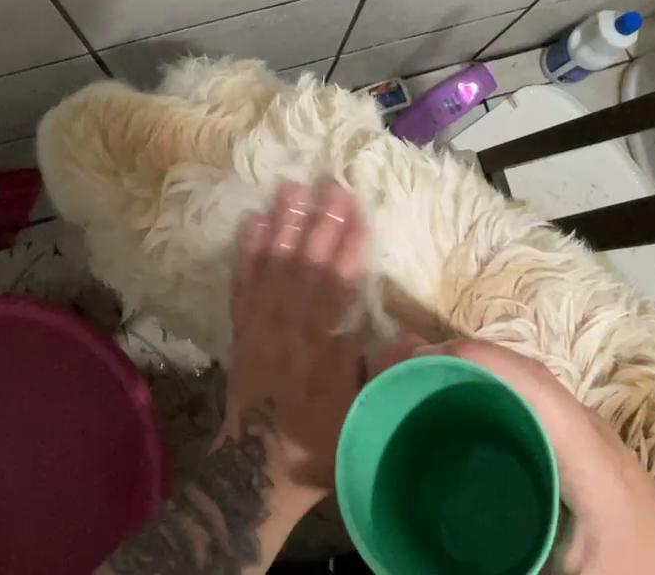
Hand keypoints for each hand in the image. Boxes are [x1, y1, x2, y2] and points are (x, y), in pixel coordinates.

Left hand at [223, 180, 369, 509]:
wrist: (256, 471)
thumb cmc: (321, 444)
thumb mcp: (364, 420)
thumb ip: (385, 378)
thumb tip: (413, 336)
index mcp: (325, 352)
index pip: (340, 289)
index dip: (350, 248)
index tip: (359, 211)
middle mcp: (292, 332)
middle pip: (306, 267)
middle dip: (320, 223)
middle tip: (330, 184)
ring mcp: (262, 328)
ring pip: (274, 268)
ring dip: (284, 225)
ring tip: (291, 188)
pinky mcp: (241, 331)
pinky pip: (243, 284)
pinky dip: (248, 252)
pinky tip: (254, 222)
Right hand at [427, 340, 654, 574]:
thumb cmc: (642, 571)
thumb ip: (510, 566)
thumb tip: (430, 564)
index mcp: (584, 451)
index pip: (528, 381)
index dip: (471, 359)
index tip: (412, 360)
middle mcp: (583, 428)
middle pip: (517, 370)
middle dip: (455, 356)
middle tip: (396, 367)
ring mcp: (583, 434)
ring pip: (521, 381)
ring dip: (469, 370)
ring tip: (416, 379)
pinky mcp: (579, 448)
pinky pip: (526, 403)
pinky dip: (486, 392)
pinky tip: (458, 413)